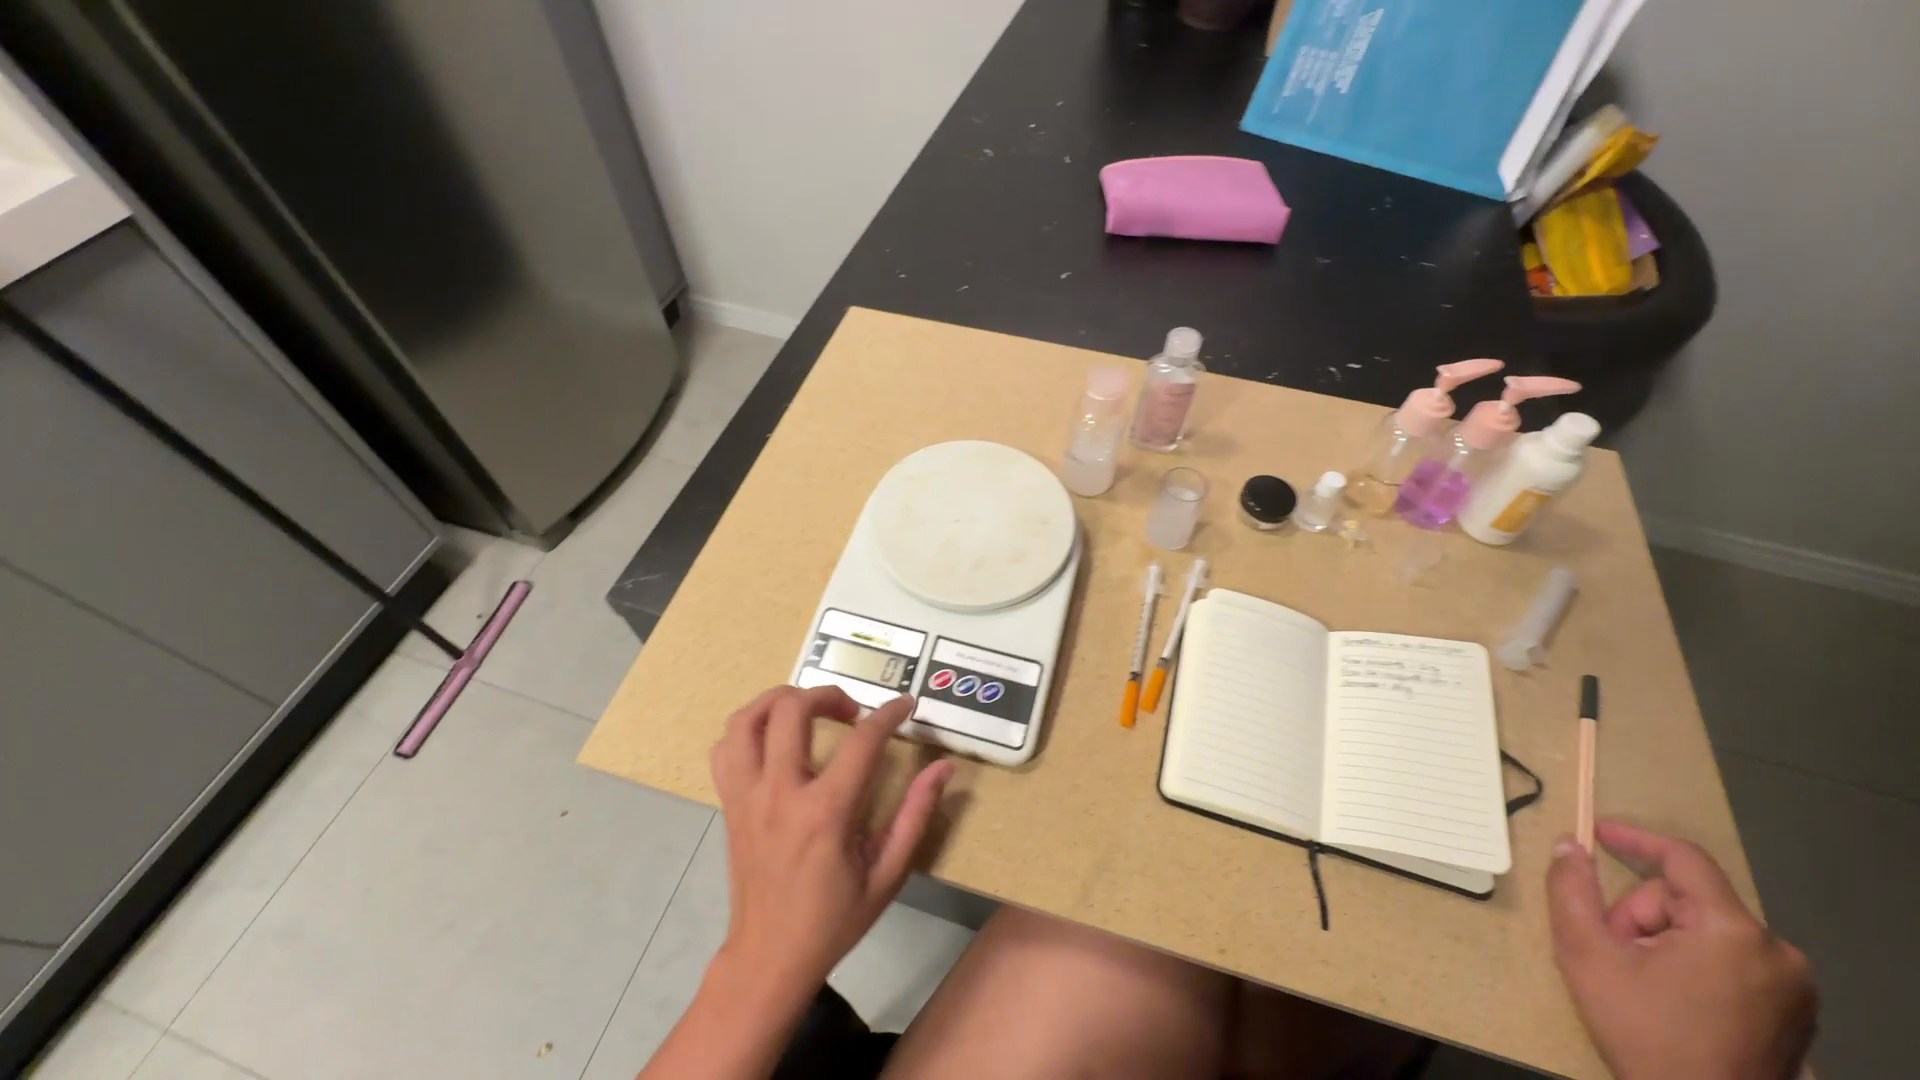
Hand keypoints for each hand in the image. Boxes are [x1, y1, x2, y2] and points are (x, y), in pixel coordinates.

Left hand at [709, 685, 954, 997]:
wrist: (770, 955)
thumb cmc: (834, 918)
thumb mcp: (888, 874)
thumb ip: (916, 815)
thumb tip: (944, 768)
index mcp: (826, 812)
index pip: (861, 741)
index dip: (888, 714)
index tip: (905, 706)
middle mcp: (780, 793)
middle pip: (792, 709)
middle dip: (828, 695)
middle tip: (853, 712)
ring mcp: (746, 795)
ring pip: (748, 718)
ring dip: (780, 700)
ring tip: (808, 709)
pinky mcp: (729, 802)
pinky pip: (726, 747)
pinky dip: (748, 729)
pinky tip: (773, 740)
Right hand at [1547, 821, 1817, 1079]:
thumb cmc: (1645, 1031)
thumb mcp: (1587, 954)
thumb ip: (1571, 890)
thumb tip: (1569, 845)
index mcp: (1731, 930)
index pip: (1683, 859)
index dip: (1635, 839)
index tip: (1597, 834)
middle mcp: (1777, 950)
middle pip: (1687, 901)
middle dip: (1641, 918)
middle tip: (1617, 955)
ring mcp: (1793, 984)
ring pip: (1707, 931)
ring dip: (1665, 943)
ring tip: (1644, 983)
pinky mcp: (1796, 1010)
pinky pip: (1733, 960)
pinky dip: (1696, 965)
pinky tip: (1676, 999)